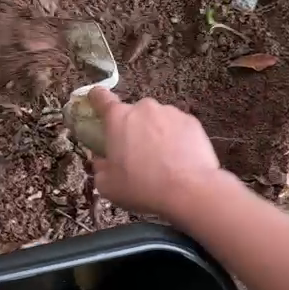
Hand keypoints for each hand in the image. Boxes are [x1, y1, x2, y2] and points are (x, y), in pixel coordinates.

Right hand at [86, 87, 227, 218]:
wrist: (189, 192)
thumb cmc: (142, 187)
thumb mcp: (108, 185)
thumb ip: (100, 167)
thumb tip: (102, 160)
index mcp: (118, 118)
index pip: (101, 97)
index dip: (96, 99)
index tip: (96, 103)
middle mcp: (143, 108)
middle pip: (133, 113)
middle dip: (133, 128)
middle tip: (137, 153)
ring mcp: (170, 112)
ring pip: (157, 119)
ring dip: (155, 133)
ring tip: (163, 161)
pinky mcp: (192, 121)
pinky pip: (178, 127)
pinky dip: (176, 139)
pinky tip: (180, 160)